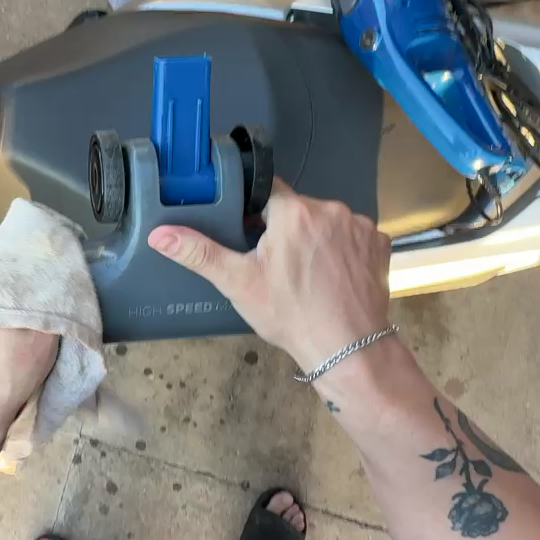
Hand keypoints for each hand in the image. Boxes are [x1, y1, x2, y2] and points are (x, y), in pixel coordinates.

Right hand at [148, 180, 392, 373]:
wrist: (347, 348)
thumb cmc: (290, 315)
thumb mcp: (238, 283)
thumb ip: (199, 252)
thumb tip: (159, 234)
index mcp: (294, 211)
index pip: (266, 191)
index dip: (254, 213)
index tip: (250, 236)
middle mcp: (331, 209)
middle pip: (297, 208)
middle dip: (285, 229)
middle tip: (276, 265)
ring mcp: (360, 226)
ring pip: (325, 221)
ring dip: (314, 238)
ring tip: (305, 274)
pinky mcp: (380, 244)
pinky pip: (352, 236)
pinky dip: (341, 250)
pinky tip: (332, 276)